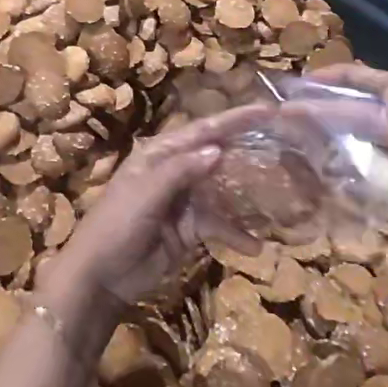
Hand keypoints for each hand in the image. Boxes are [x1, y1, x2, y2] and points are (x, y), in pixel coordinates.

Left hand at [52, 105, 272, 308]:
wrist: (99, 276)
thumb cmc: (116, 226)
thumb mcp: (145, 194)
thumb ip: (180, 171)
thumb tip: (218, 149)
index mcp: (159, 154)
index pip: (202, 130)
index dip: (235, 119)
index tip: (270, 110)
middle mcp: (173, 171)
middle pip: (216, 156)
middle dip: (248, 152)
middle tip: (288, 147)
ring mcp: (182, 200)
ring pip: (222, 190)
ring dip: (247, 196)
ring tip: (282, 197)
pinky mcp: (188, 229)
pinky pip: (218, 223)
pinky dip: (235, 233)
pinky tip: (254, 246)